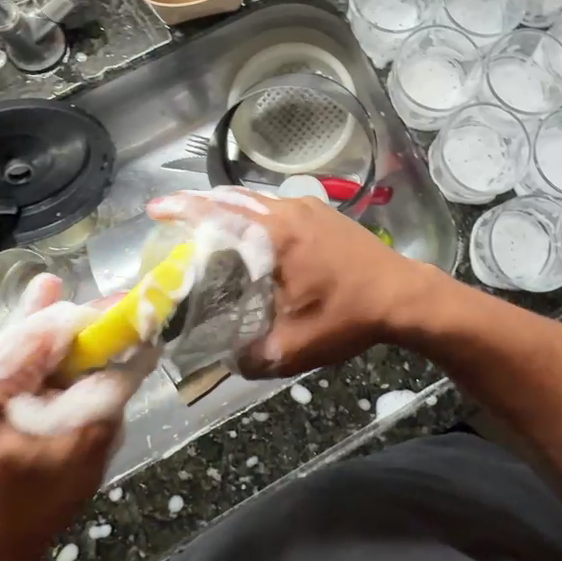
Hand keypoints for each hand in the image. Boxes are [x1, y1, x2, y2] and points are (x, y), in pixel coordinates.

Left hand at [0, 273, 154, 560]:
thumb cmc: (34, 505)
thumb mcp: (85, 447)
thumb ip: (112, 389)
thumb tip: (142, 343)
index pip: (54, 325)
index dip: (101, 317)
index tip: (140, 316)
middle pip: (44, 324)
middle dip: (91, 326)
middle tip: (132, 328)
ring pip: (39, 338)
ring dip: (78, 341)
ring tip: (115, 342)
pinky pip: (32, 358)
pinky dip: (63, 358)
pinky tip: (85, 359)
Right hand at [145, 187, 446, 378]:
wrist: (406, 296)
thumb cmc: (350, 316)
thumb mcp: (296, 347)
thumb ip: (253, 356)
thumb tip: (226, 362)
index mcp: (277, 234)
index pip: (220, 212)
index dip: (184, 208)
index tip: (155, 208)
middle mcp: (290, 210)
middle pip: (235, 198)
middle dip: (201, 205)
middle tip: (173, 220)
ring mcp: (311, 208)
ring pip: (258, 200)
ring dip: (229, 209)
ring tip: (205, 227)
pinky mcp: (325, 215)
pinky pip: (278, 207)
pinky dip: (255, 214)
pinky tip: (251, 237)